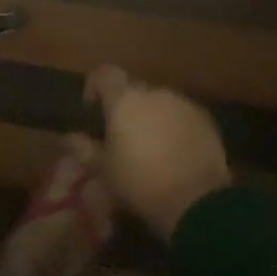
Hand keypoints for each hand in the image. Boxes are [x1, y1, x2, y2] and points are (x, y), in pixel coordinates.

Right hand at [84, 65, 231, 238]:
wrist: (196, 202)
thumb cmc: (139, 181)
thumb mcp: (102, 168)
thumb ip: (83, 148)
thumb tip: (68, 137)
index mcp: (125, 100)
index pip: (105, 73)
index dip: (94, 86)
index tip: (91, 109)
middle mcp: (156, 94)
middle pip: (134, 89)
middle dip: (124, 107)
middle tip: (119, 135)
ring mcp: (185, 106)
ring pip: (160, 103)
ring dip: (150, 117)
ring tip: (147, 146)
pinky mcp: (207, 122)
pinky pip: (182, 116)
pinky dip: (173, 127)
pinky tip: (172, 153)